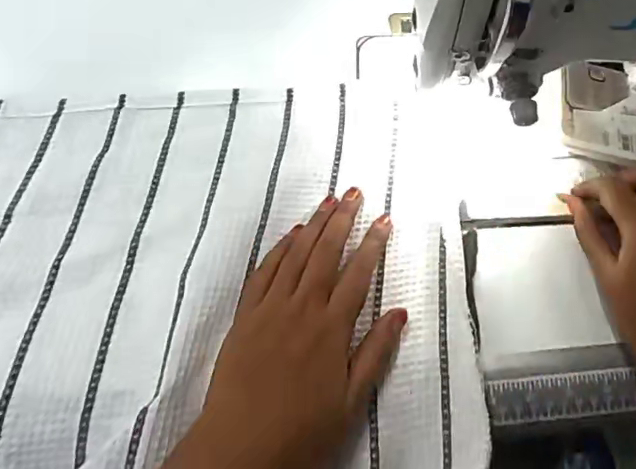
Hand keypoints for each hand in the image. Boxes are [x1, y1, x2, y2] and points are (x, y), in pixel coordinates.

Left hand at [166, 188, 405, 468]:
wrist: (237, 451)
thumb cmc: (299, 434)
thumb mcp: (349, 404)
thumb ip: (375, 354)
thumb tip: (398, 313)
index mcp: (331, 329)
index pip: (358, 274)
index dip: (373, 243)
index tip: (383, 219)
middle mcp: (303, 308)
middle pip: (327, 252)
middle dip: (343, 219)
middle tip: (355, 192)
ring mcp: (271, 307)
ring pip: (297, 254)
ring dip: (314, 224)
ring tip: (328, 200)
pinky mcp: (246, 314)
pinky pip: (265, 270)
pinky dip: (281, 248)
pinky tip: (292, 233)